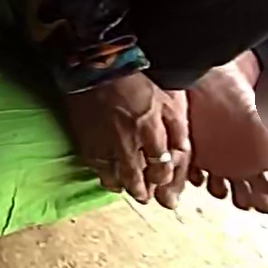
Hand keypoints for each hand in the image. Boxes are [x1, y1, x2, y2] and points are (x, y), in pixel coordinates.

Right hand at [61, 71, 190, 207]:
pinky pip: (94, 166)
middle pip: (135, 179)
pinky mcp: (85, 141)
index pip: (160, 168)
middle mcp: (127, 142)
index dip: (162, 179)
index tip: (161, 180)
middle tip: (144, 196)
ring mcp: (103, 143)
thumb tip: (182, 153)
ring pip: (112, 176)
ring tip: (124, 187)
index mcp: (150, 132)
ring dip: (120, 186)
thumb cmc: (136, 85)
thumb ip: (178, 130)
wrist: (97, 71)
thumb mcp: (168, 103)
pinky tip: (106, 174)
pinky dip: (101, 174)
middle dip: (141, 191)